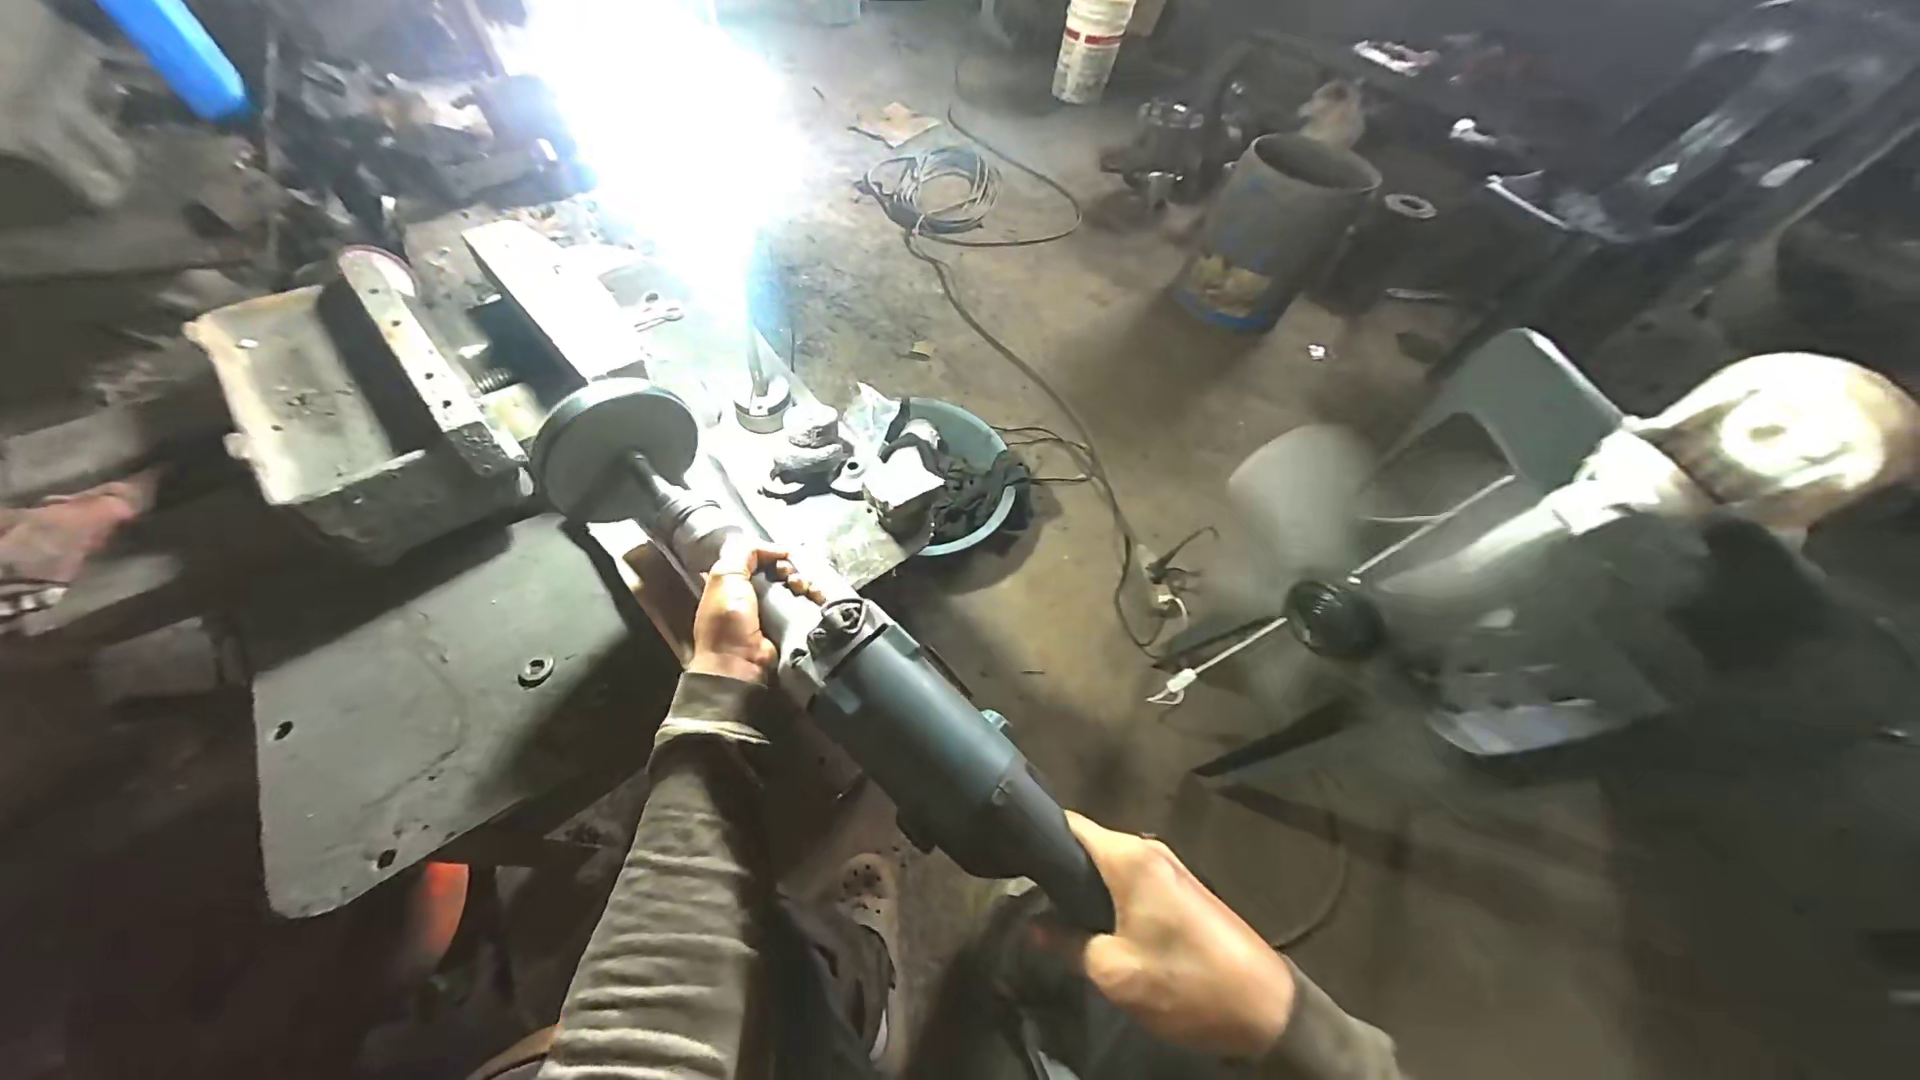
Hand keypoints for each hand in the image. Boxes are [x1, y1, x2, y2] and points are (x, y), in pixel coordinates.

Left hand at [687, 534, 812, 683]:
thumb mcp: (725, 576)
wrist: (740, 663)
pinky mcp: (791, 623)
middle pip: (781, 570)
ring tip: (805, 589)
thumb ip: (745, 552)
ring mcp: (774, 609)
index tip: (782, 557)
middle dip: (791, 568)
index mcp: (734, 581)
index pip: (760, 557)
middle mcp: (754, 593)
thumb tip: (778, 548)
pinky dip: (815, 597)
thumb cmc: (728, 619)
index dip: (772, 554)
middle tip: (792, 577)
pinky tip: (817, 596)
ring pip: (797, 584)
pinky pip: (807, 603)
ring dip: (805, 582)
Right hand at [1040, 813, 1296, 1060]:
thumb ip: (1067, 943)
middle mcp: (1148, 848)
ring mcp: (1169, 865)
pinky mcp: (1182, 886)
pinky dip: (1114, 894)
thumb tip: (1035, 928)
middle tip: (1036, 898)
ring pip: (1112, 863)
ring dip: (1090, 885)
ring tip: (1064, 914)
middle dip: (1063, 868)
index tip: (1017, 857)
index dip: (1040, 836)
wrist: (1266, 1009)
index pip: (1070, 824)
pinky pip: (1134, 877)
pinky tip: (1104, 923)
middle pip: (1090, 844)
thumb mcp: (1115, 971)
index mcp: (1129, 856)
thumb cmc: (1184, 981)